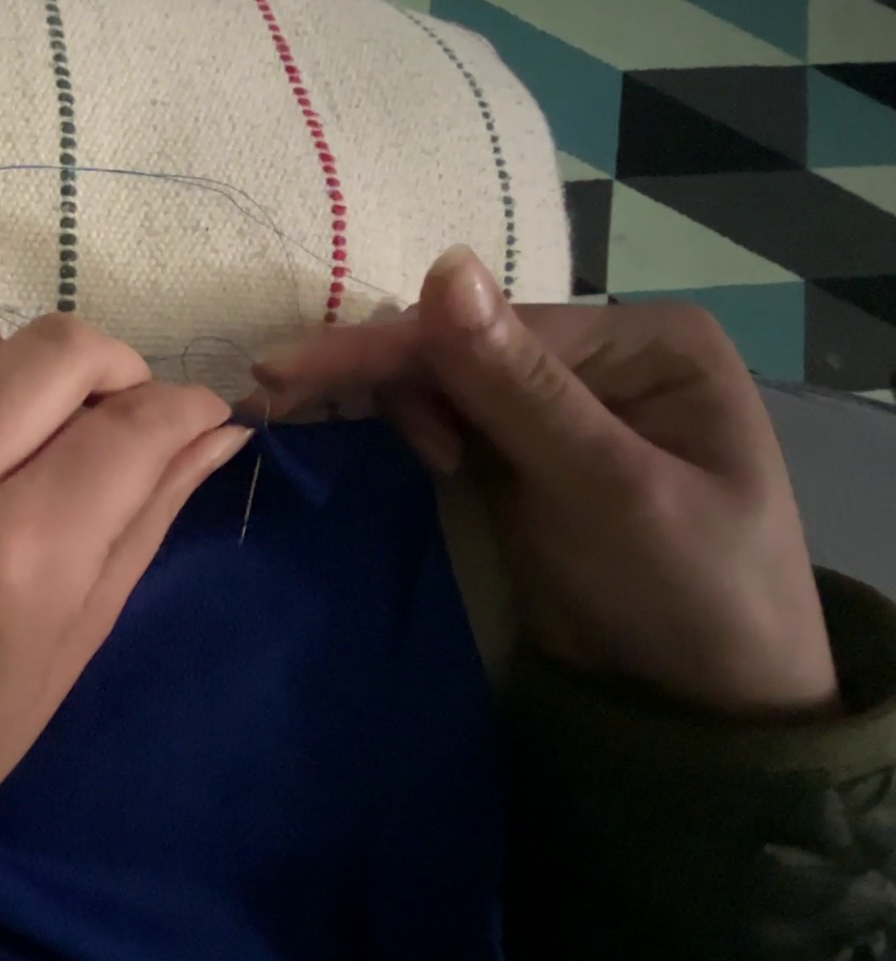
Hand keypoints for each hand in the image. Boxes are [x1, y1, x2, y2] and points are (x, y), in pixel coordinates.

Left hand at [0, 276, 249, 890]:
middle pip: (52, 349)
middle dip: (112, 366)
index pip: (129, 430)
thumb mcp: (75, 640)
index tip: (193, 411)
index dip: (183, 407)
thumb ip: (147, 516)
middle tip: (105, 414)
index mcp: (13, 564)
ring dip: (1, 350)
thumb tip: (215, 426)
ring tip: (2, 412)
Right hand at [246, 246, 836, 718]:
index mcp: (639, 341)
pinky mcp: (515, 445)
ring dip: (394, 408)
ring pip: (436, 380)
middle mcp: (594, 355)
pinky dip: (408, 430)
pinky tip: (418, 455)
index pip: (479, 328)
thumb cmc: (679, 589)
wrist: (686, 696)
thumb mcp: (601, 484)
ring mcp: (551, 401)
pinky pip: (440, 417)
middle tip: (274, 398)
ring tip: (420, 462)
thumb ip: (515, 382)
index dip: (379, 351)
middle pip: (452, 345)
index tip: (278, 373)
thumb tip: (444, 264)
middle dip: (374, 376)